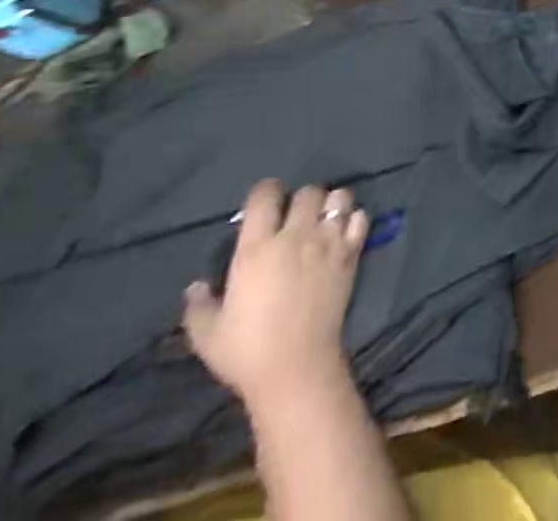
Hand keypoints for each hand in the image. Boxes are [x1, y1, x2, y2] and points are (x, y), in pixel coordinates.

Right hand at [183, 180, 369, 403]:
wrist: (296, 366)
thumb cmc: (247, 350)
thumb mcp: (206, 331)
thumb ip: (198, 303)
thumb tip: (196, 286)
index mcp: (256, 247)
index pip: (265, 195)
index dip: (266, 192)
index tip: (264, 203)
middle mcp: (294, 236)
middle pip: (308, 191)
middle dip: (301, 198)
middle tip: (296, 216)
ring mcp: (327, 244)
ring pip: (339, 198)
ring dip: (332, 203)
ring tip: (323, 220)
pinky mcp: (350, 256)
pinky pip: (361, 219)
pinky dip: (354, 219)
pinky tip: (344, 233)